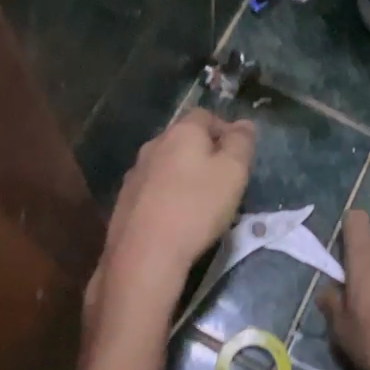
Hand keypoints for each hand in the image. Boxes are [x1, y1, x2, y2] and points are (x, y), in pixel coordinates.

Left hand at [89, 109, 256, 315]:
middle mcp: (153, 144)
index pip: (206, 115)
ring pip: (166, 163)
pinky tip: (174, 217)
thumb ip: (241, 143)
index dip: (225, 129)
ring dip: (183, 174)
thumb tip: (244, 123)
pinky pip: (152, 188)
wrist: (144, 254)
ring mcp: (135, 172)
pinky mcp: (124, 200)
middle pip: (183, 138)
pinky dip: (166, 195)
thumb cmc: (196, 207)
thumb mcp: (233, 173)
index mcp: (181, 132)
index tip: (239, 155)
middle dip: (204, 152)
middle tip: (223, 179)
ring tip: (199, 201)